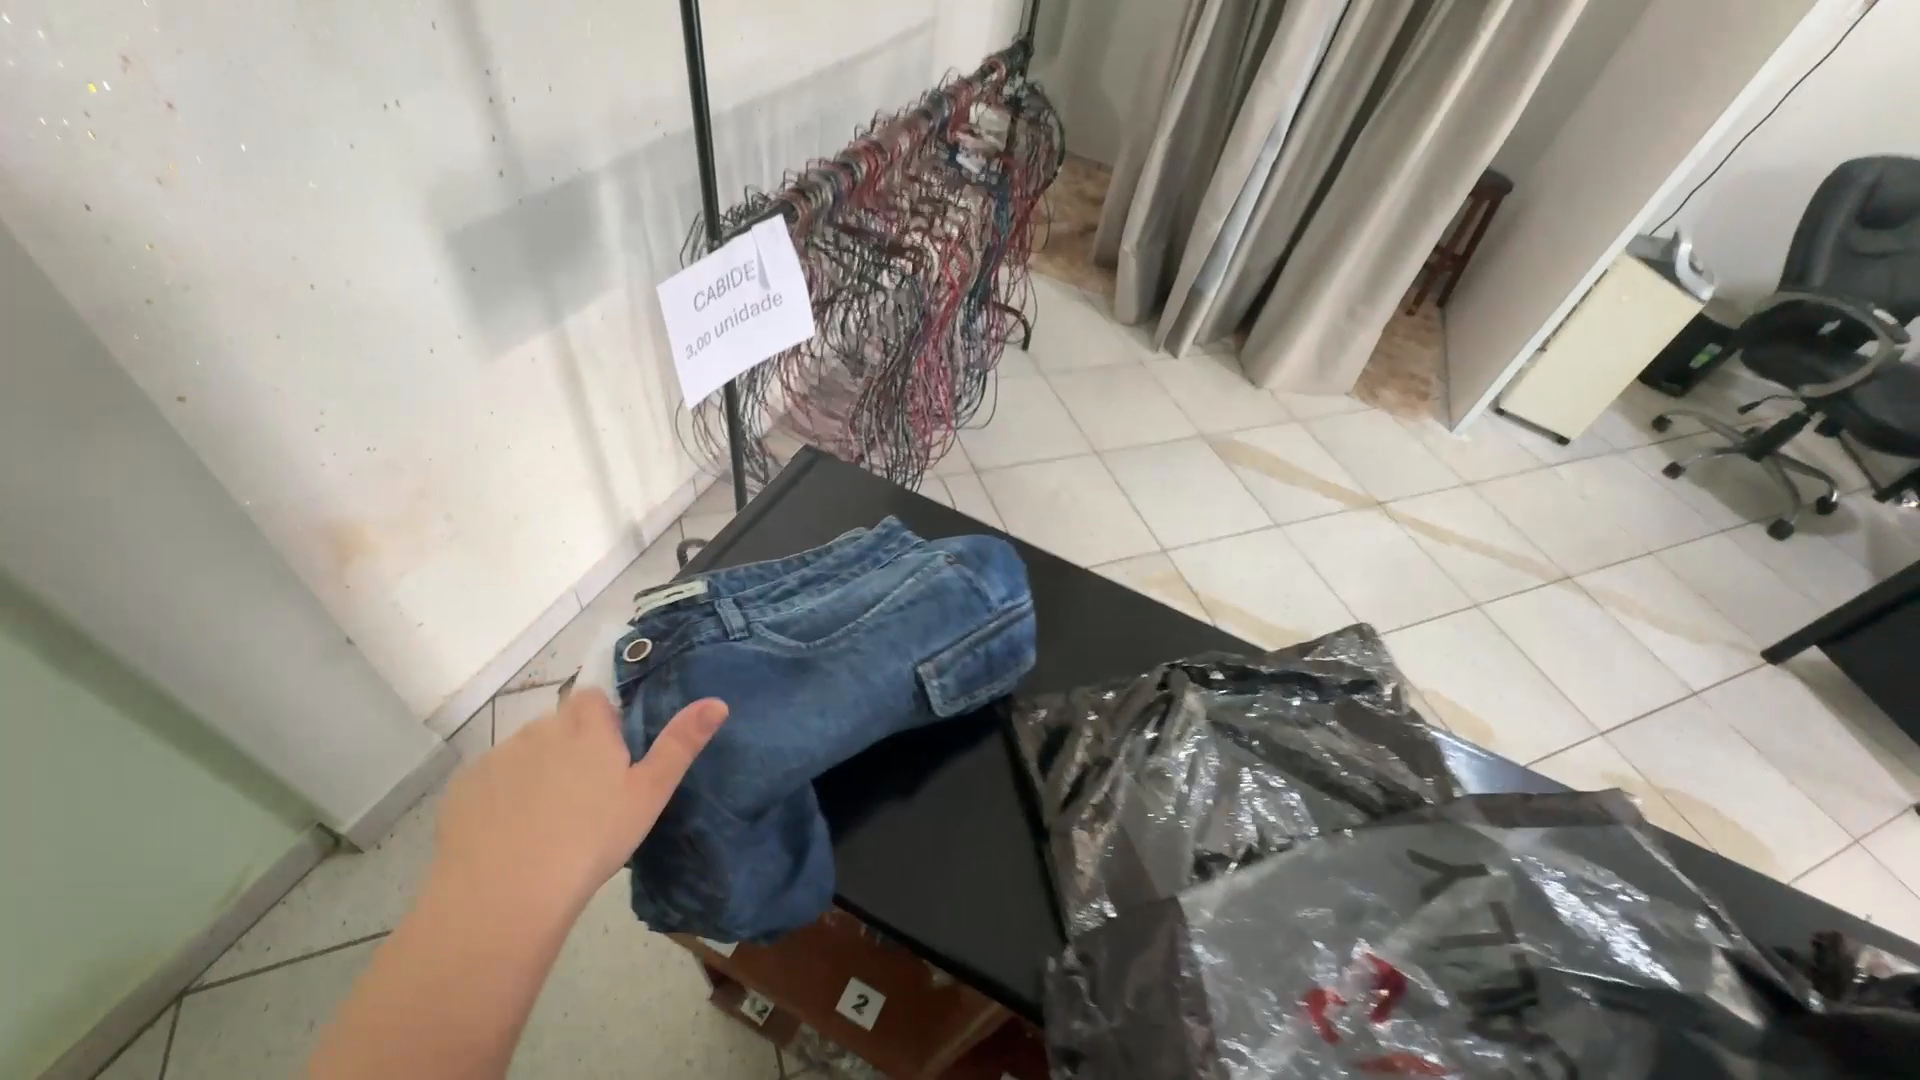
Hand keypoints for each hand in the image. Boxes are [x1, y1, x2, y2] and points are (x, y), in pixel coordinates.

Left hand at [432, 688, 727, 914]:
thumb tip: (718, 701)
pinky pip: (491, 781)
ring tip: (549, 821)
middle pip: (560, 725)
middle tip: (587, 797)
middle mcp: (539, 729)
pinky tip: (512, 835)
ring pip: (526, 752)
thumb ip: (681, 744)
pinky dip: (503, 797)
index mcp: (586, 726)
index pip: (594, 697)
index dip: (604, 722)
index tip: (613, 760)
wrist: (505, 893)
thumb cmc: (591, 840)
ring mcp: (496, 758)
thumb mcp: (649, 794)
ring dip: (538, 771)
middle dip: (572, 748)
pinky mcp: (464, 788)